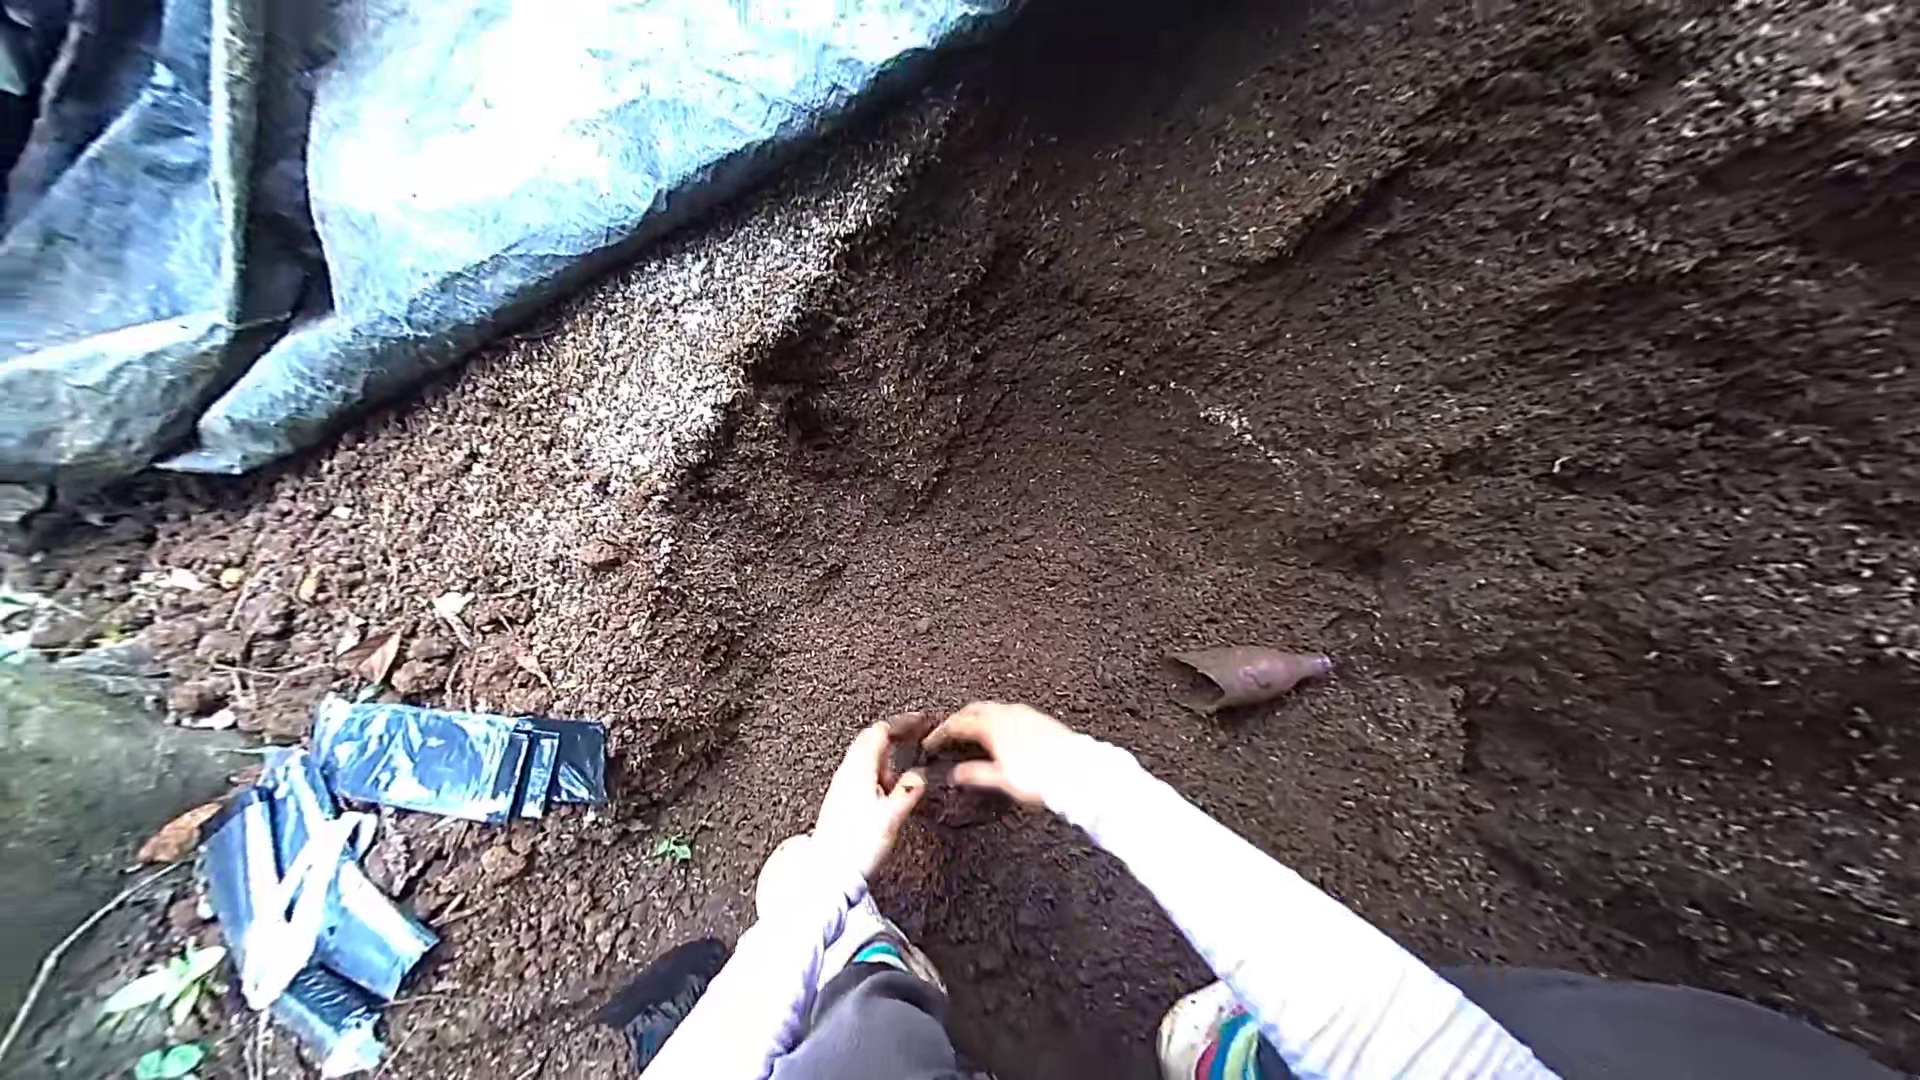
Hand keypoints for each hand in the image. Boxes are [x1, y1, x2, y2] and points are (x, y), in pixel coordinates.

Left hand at [812, 722, 927, 878]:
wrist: (827, 875)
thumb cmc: (856, 847)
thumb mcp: (892, 816)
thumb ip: (909, 790)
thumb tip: (920, 774)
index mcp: (859, 769)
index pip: (880, 731)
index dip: (903, 722)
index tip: (921, 720)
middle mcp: (847, 772)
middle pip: (870, 739)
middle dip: (895, 731)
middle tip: (916, 731)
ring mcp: (841, 786)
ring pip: (865, 755)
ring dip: (887, 751)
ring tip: (906, 757)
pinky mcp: (840, 800)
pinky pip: (861, 771)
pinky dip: (879, 767)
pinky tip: (888, 784)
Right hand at [923, 701, 1077, 806]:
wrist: (1076, 769)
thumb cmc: (1039, 776)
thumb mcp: (1001, 779)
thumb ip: (976, 774)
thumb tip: (956, 774)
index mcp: (992, 725)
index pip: (958, 723)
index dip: (941, 733)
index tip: (931, 742)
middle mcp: (1006, 713)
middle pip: (974, 709)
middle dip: (958, 719)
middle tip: (948, 731)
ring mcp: (1023, 712)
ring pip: (992, 708)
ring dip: (978, 716)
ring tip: (972, 729)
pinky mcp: (1037, 717)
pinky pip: (1008, 711)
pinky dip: (995, 717)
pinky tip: (1000, 730)